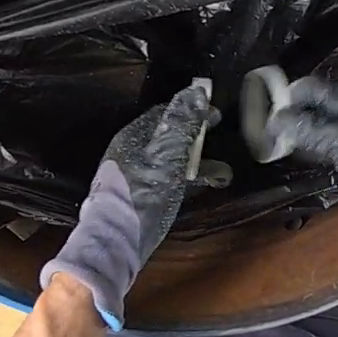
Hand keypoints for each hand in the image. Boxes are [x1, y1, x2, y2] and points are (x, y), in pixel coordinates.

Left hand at [41, 85, 215, 328]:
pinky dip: (188, 178)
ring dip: (197, 160)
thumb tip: (194, 92)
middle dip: (196, 134)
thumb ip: (181, 126)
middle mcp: (131, 151)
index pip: (166, 112)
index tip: (217, 114)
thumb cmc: (142, 197)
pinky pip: (168, 177)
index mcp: (134, 136)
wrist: (114, 244)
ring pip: (171, 158)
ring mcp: (134, 174)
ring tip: (223, 171)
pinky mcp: (140, 195)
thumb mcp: (167, 158)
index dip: (192, 109)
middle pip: (168, 134)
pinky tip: (204, 186)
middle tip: (220, 136)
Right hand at [266, 77, 337, 259]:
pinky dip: (318, 141)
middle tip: (271, 127)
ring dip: (306, 127)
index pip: (314, 87)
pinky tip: (309, 153)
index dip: (290, 95)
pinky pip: (335, 137)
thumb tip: (276, 119)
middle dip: (295, 111)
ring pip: (326, 120)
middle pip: (319, 102)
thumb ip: (310, 131)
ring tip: (283, 140)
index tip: (267, 109)